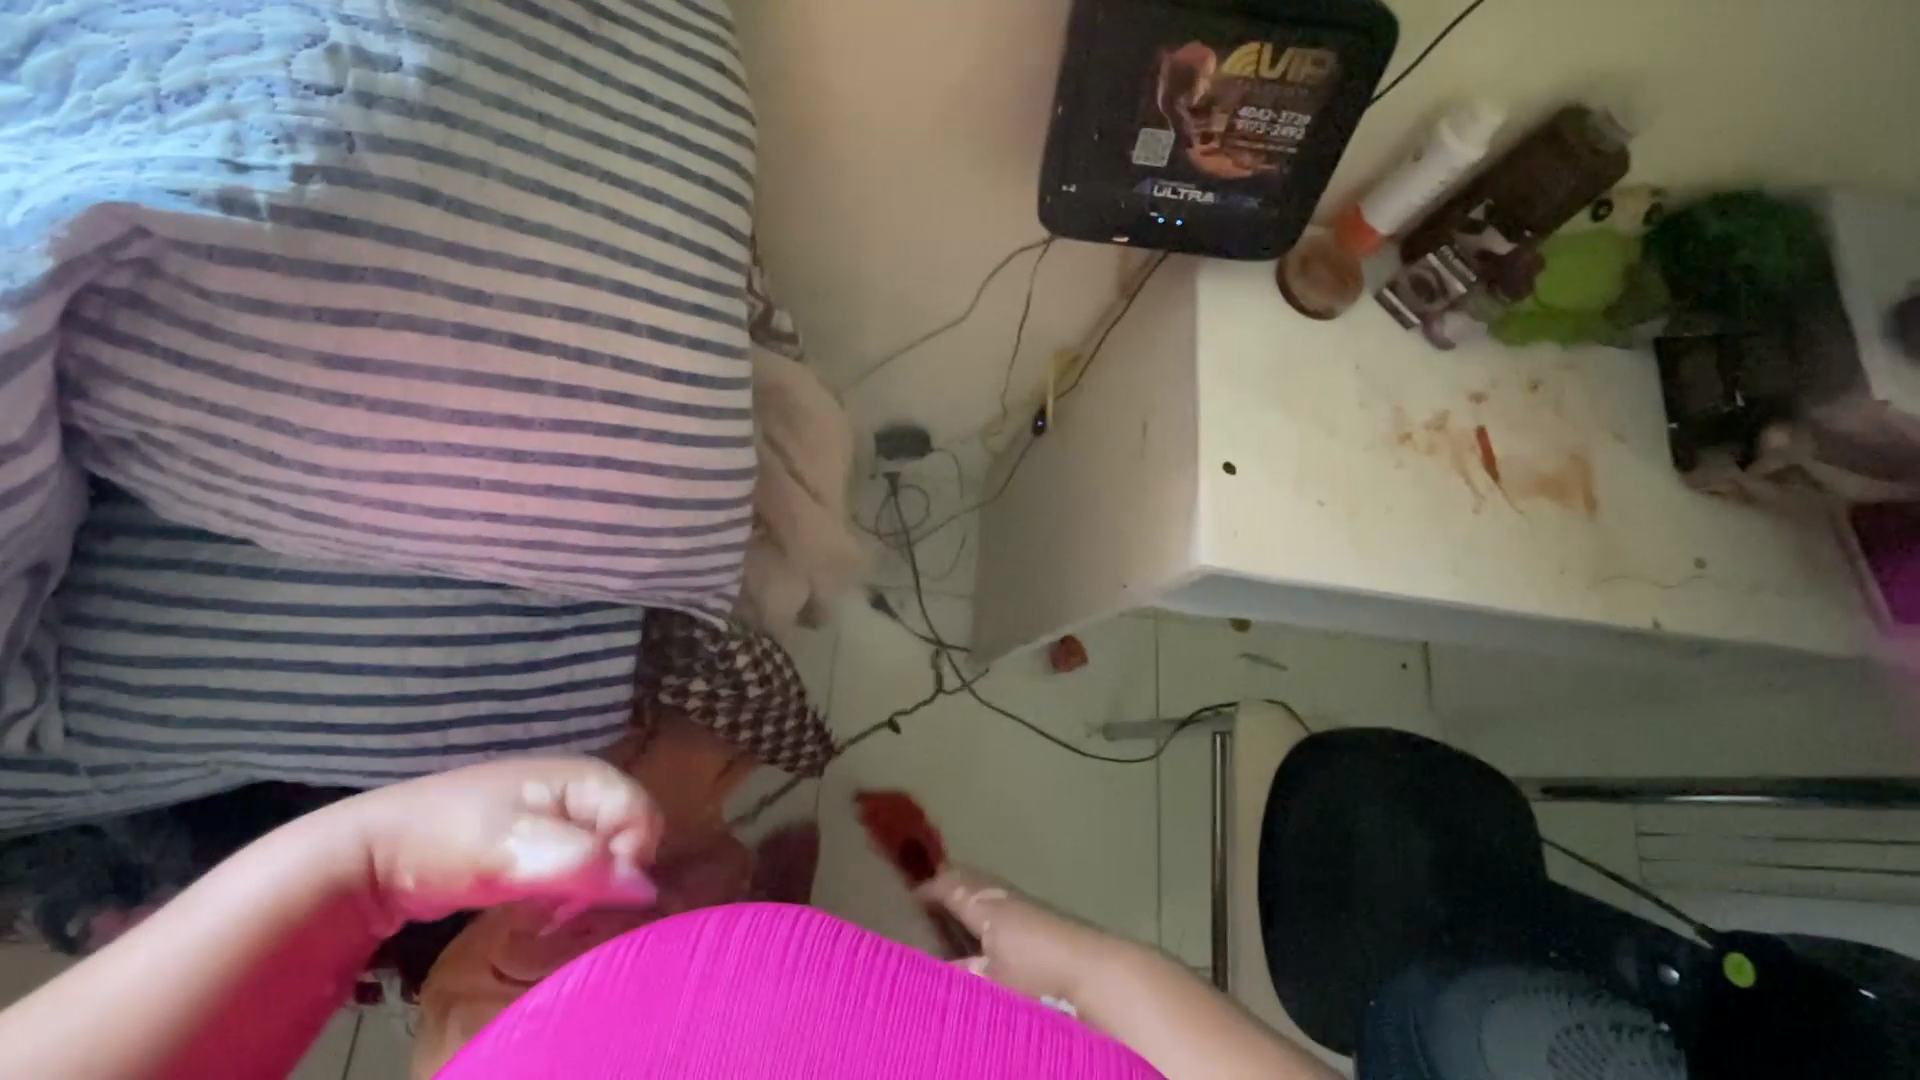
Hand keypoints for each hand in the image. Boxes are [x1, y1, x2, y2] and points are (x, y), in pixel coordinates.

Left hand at [326, 758, 665, 929]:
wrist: (372, 851)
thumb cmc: (448, 840)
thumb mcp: (518, 851)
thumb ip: (585, 864)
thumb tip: (646, 888)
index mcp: (586, 776)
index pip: (643, 816)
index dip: (627, 860)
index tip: (585, 896)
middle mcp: (581, 789)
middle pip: (629, 834)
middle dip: (608, 876)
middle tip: (564, 907)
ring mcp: (559, 814)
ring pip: (606, 853)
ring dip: (587, 887)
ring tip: (547, 911)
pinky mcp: (539, 840)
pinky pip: (579, 864)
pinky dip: (568, 889)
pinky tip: (538, 907)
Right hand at [916, 864, 1127, 1004]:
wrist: (1096, 970)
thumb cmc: (1036, 973)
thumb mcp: (989, 982)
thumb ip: (957, 977)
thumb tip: (926, 974)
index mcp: (985, 904)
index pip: (949, 886)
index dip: (928, 889)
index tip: (907, 896)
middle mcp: (1004, 896)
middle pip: (969, 881)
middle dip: (947, 885)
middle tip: (927, 897)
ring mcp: (1027, 905)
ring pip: (989, 891)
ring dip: (969, 896)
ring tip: (953, 912)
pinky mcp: (1044, 920)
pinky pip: (1003, 904)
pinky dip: (987, 909)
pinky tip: (988, 933)